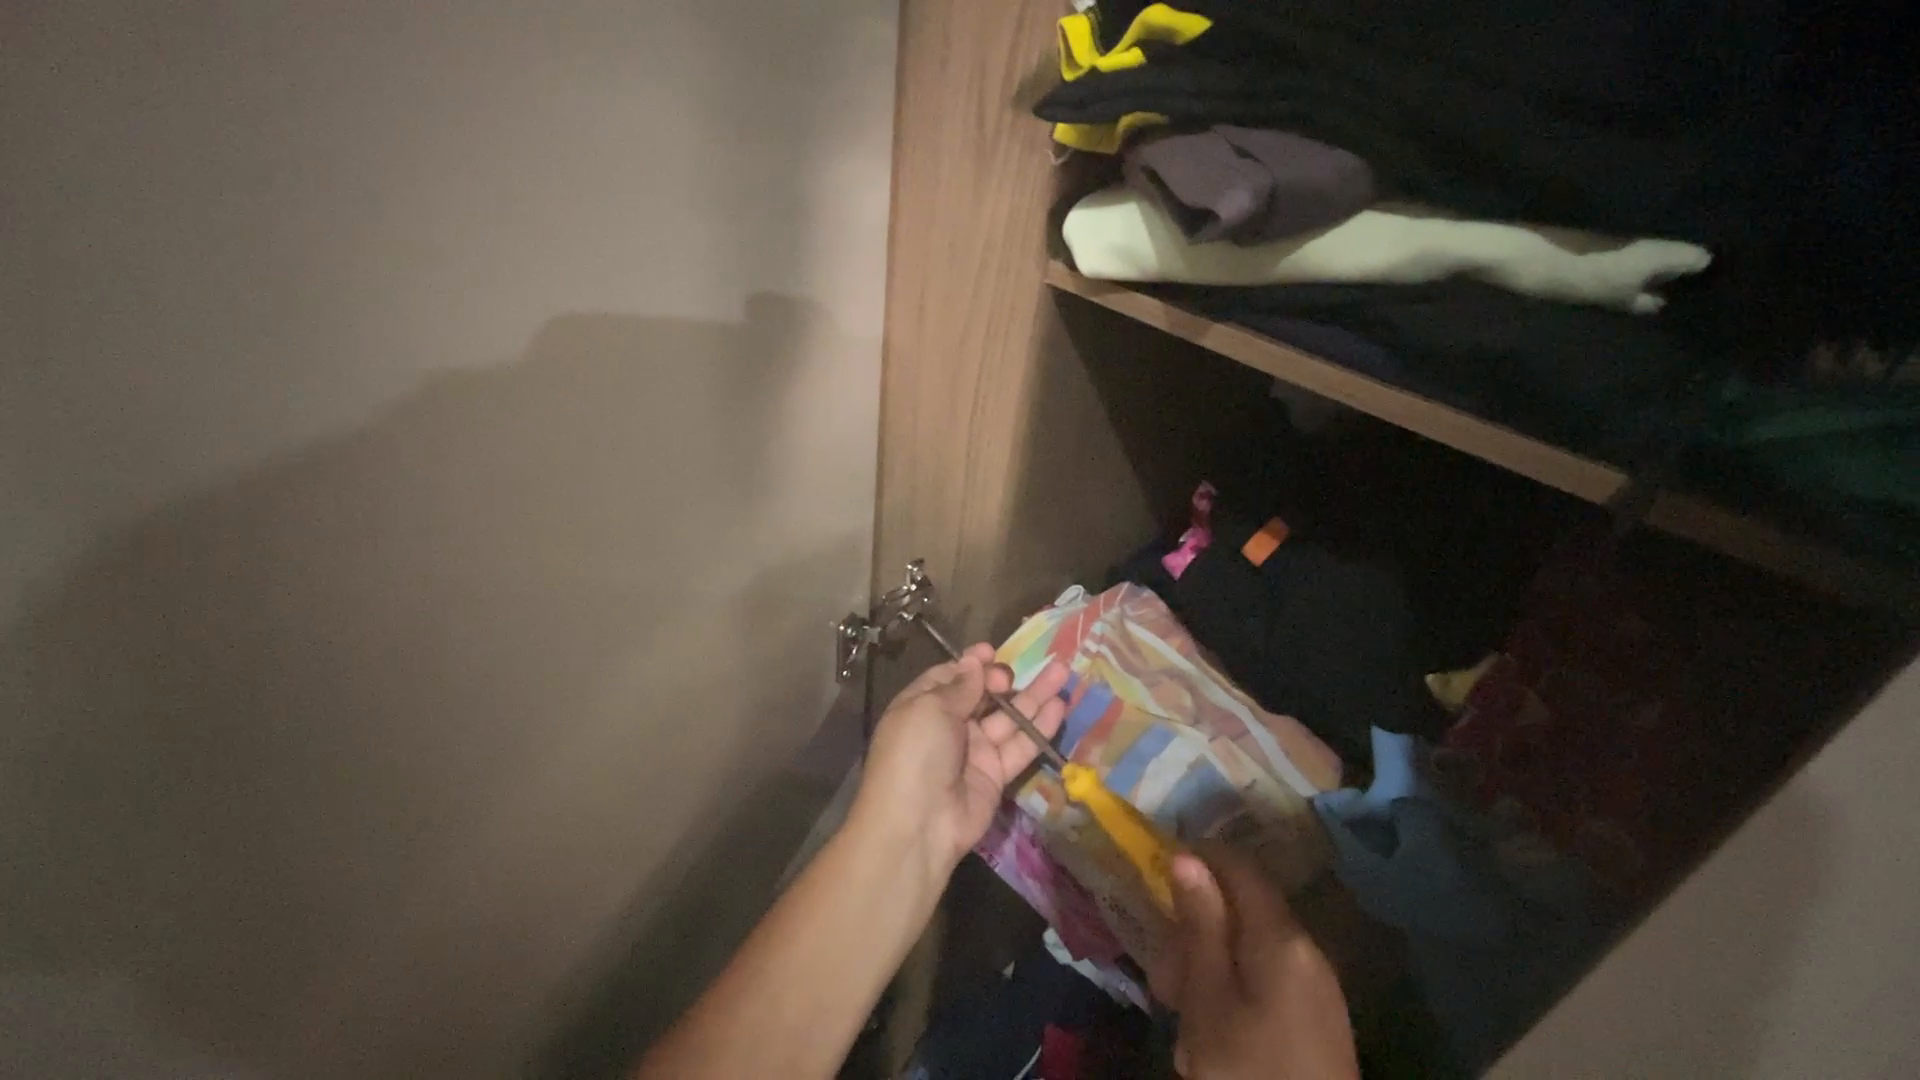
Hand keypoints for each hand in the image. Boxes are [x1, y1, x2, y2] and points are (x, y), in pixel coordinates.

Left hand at [853, 644, 1068, 881]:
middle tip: (1026, 668)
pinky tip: (1058, 707)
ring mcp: (973, 751)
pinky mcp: (995, 775)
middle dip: (1006, 679)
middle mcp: (948, 726)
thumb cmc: (916, 753)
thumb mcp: (930, 709)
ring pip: (1008, 718)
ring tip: (1062, 673)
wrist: (918, 823)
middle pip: (983, 696)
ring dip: (1034, 697)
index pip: (951, 678)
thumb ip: (959, 686)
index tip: (992, 651)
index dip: (972, 665)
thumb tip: (973, 661)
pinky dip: (1039, 727)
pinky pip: (1019, 746)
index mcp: (923, 706)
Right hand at [1151, 851, 1358, 1079]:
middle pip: (1245, 908)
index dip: (1198, 857)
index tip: (1156, 871)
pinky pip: (1267, 980)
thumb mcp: (1207, 1001)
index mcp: (1282, 937)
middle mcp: (1308, 950)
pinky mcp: (1318, 1020)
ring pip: (1251, 947)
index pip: (1240, 866)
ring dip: (1209, 963)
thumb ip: (1199, 926)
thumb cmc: (1247, 1072)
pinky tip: (1210, 1027)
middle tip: (1163, 972)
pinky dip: (1232, 987)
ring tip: (1179, 1007)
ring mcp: (1318, 987)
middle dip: (1197, 926)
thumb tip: (1187, 858)